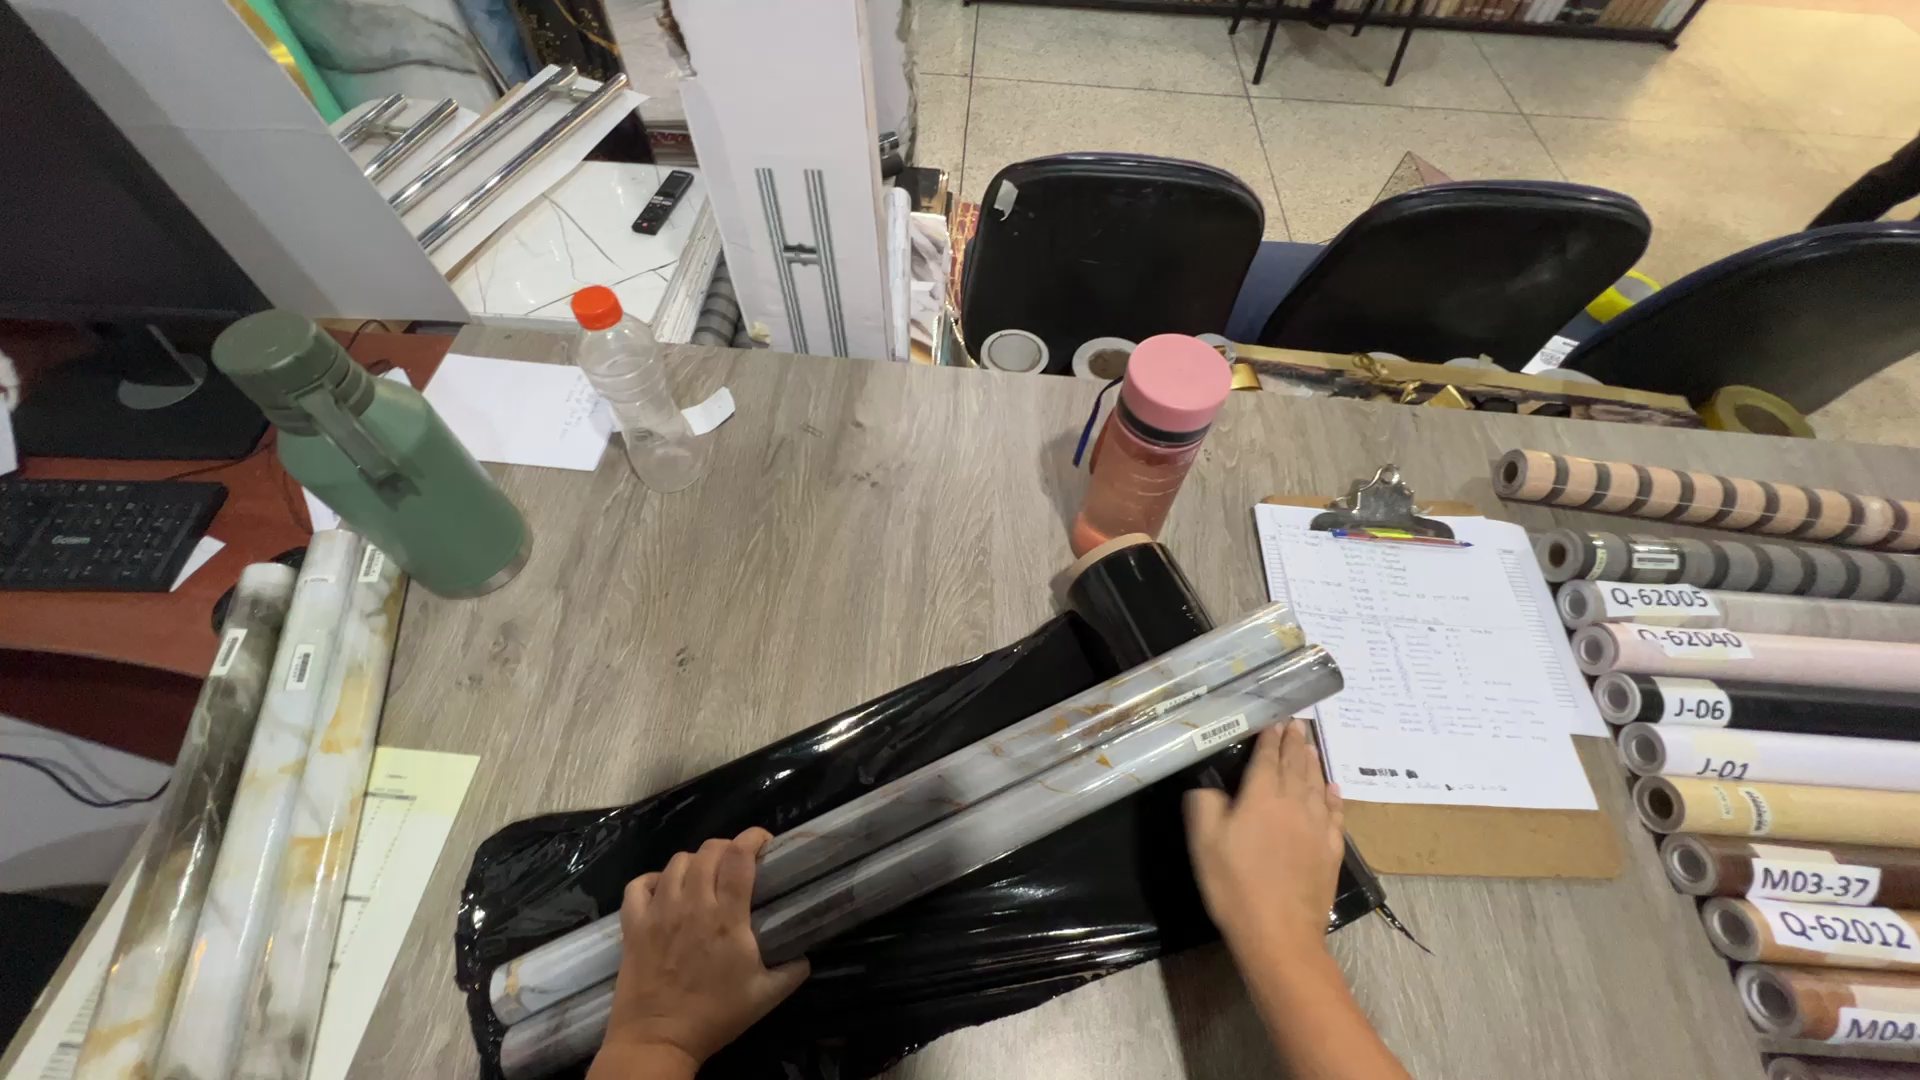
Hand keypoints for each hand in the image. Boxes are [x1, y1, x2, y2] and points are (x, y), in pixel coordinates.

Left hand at [591, 828, 809, 1076]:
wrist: (658, 1043)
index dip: (753, 838)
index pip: (740, 856)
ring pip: (677, 862)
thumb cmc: (714, 1017)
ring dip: (694, 862)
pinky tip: (665, 890)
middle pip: (709, 851)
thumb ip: (792, 971)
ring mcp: (659, 912)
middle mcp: (693, 904)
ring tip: (703, 876)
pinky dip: (653, 880)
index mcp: (727, 916)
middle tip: (737, 862)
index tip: (764, 842)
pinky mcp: (633, 926)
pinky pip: (638, 885)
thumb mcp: (765, 996)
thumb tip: (807, 956)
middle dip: (728, 847)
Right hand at [1184, 720, 1344, 955]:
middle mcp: (1293, 803)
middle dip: (1294, 742)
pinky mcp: (1331, 850)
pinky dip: (1334, 796)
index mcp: (1261, 795)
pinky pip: (1335, 814)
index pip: (1268, 757)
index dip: (1270, 737)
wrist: (1278, 933)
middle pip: (1296, 764)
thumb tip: (1212, 784)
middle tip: (1296, 723)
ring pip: (1316, 784)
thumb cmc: (1233, 882)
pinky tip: (1333, 788)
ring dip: (1312, 762)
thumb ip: (1203, 801)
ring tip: (1310, 745)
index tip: (1273, 719)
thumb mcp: (1203, 838)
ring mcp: (1316, 827)